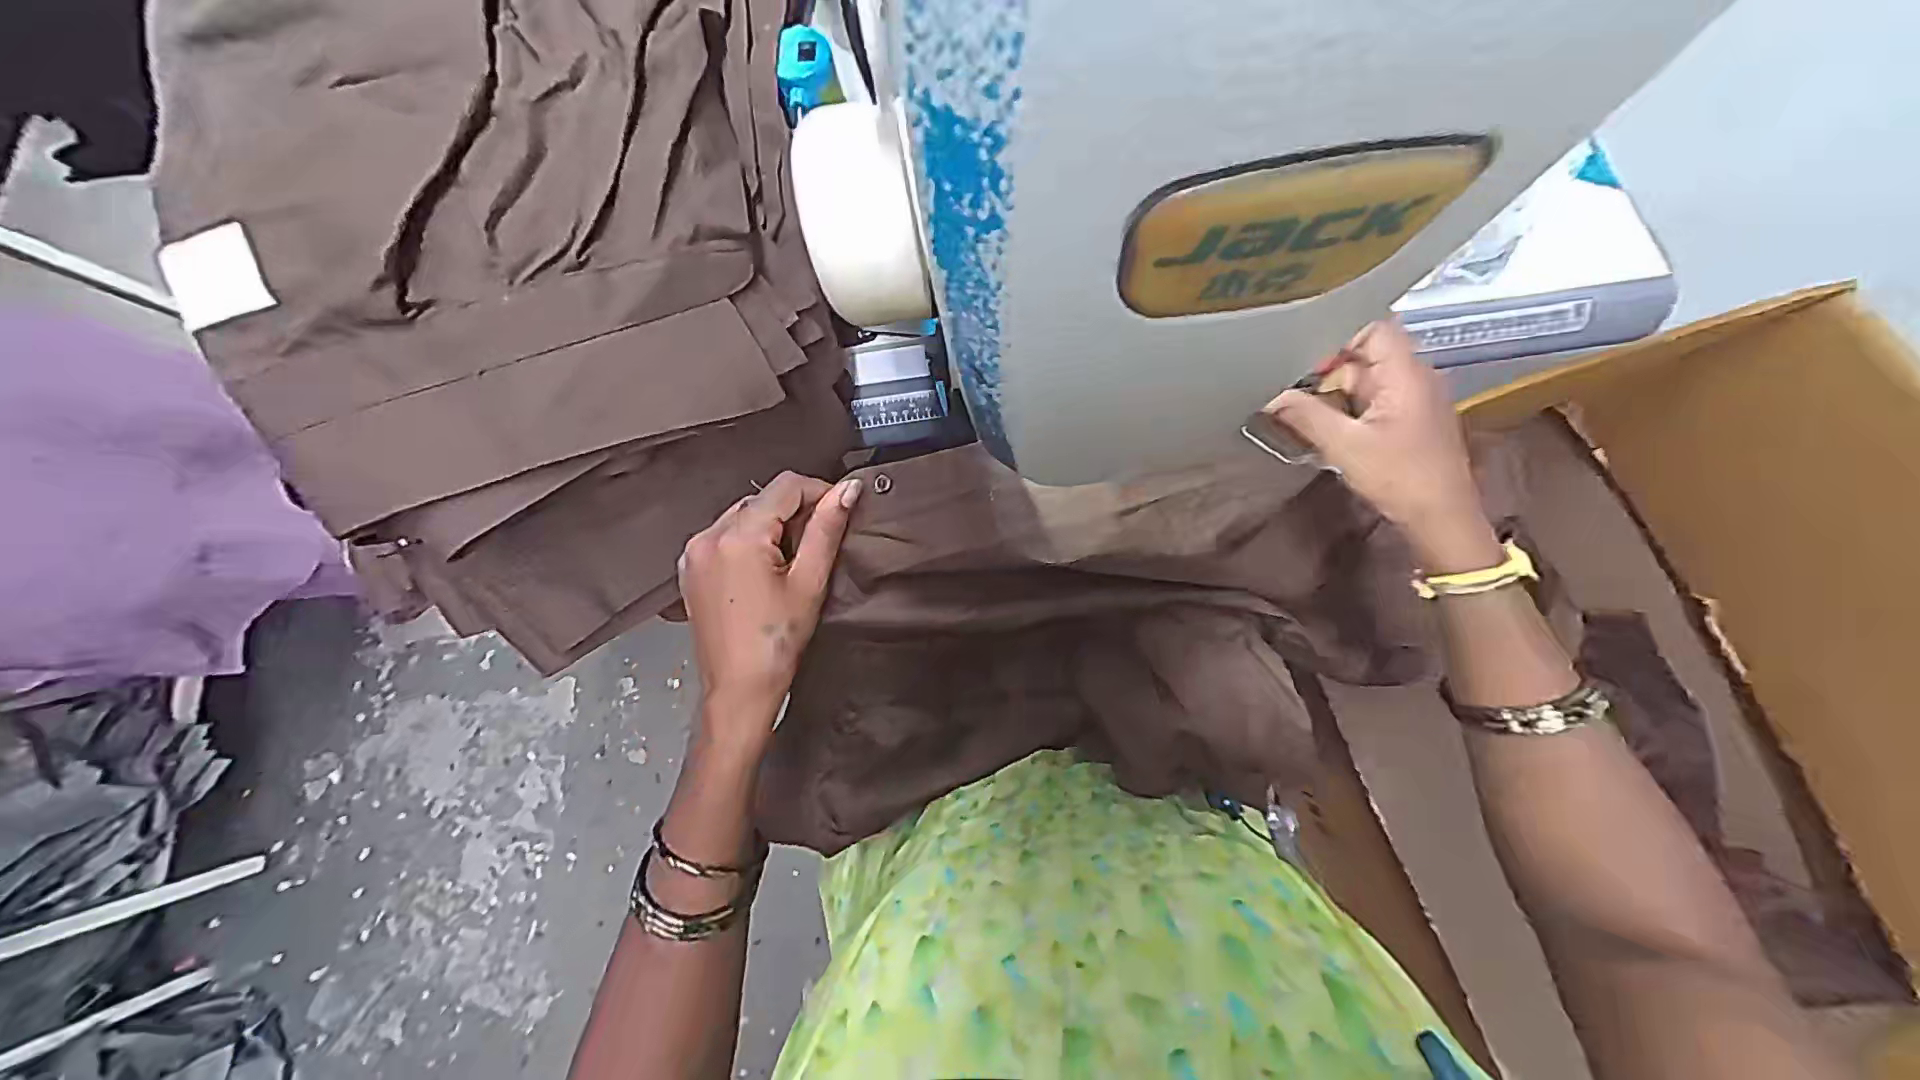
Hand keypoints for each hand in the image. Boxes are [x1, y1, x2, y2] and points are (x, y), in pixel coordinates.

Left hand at [677, 471, 862, 748]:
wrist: (738, 689)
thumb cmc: (775, 644)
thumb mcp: (810, 581)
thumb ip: (827, 528)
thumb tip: (847, 490)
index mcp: (738, 537)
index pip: (785, 486)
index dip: (819, 491)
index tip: (839, 509)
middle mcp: (708, 537)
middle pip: (762, 498)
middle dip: (795, 511)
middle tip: (818, 543)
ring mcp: (694, 553)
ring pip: (744, 514)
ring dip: (772, 525)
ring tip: (793, 562)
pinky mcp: (691, 568)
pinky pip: (725, 535)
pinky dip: (750, 540)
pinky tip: (766, 570)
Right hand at [1263, 320, 1500, 571]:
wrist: (1440, 517)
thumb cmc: (1400, 477)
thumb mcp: (1345, 446)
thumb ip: (1307, 416)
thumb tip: (1273, 399)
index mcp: (1406, 374)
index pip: (1372, 328)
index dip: (1336, 333)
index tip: (1299, 354)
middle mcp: (1412, 378)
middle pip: (1362, 355)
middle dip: (1324, 369)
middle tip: (1286, 385)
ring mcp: (1409, 399)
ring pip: (1362, 380)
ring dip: (1330, 393)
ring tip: (1295, 406)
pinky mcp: (1404, 419)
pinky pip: (1367, 401)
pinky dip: (1342, 409)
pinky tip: (1318, 425)